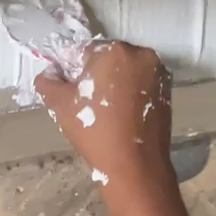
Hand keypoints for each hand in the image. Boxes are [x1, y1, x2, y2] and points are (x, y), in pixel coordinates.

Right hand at [35, 41, 173, 190]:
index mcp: (113, 50)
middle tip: (87, 102)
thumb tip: (49, 73)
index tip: (70, 92)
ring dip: (114, 83)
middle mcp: (140, 54)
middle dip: (96, 75)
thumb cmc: (96, 132)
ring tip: (106, 110)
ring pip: (126, 71)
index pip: (84, 51)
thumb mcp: (60, 105)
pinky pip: (141, 83)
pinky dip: (131, 92)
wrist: (135, 164)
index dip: (73, 71)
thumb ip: (47, 82)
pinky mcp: (168, 90)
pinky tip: (122, 114)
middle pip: (109, 58)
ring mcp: (158, 72)